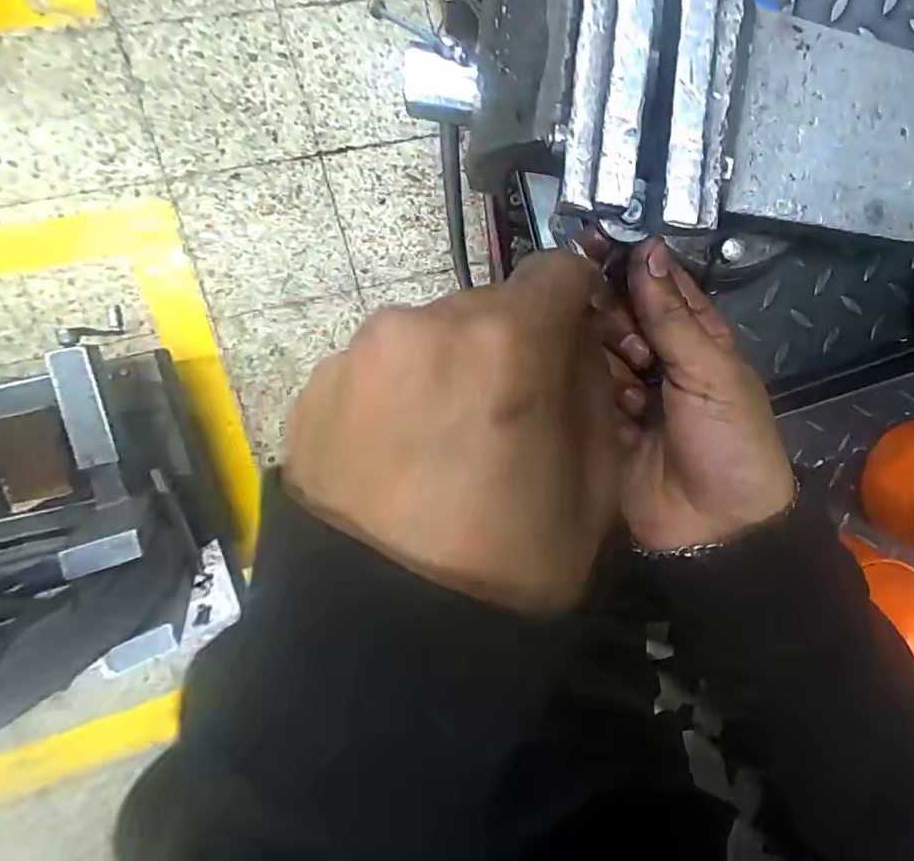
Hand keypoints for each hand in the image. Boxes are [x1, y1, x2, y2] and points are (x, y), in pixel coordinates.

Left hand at [285, 251, 626, 614]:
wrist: (381, 643)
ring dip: (455, 364)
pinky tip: (400, 451)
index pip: (556, 270)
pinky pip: (384, 365)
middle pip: (493, 305)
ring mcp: (362, 351)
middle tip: (509, 409)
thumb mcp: (596, 479)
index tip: (572, 333)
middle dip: (513, 342)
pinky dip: (404, 389)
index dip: (575, 298)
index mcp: (506, 342)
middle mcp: (427, 323)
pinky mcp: (316, 384)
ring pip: (435, 333)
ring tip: (447, 437)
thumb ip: (591, 385)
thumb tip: (570, 342)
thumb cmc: (511, 564)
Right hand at [592, 238, 793, 551]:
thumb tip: (649, 251)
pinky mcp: (605, 421)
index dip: (636, 266)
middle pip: (624, 314)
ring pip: (602, 349)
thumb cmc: (729, 441)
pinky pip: (588, 390)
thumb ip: (673, 316)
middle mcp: (661, 358)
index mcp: (698, 338)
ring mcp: (630, 390)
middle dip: (621, 321)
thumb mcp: (711, 372)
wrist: (714, 530)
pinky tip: (621, 414)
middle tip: (634, 347)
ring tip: (635, 390)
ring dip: (615, 363)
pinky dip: (602, 396)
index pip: (662, 285)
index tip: (601, 246)